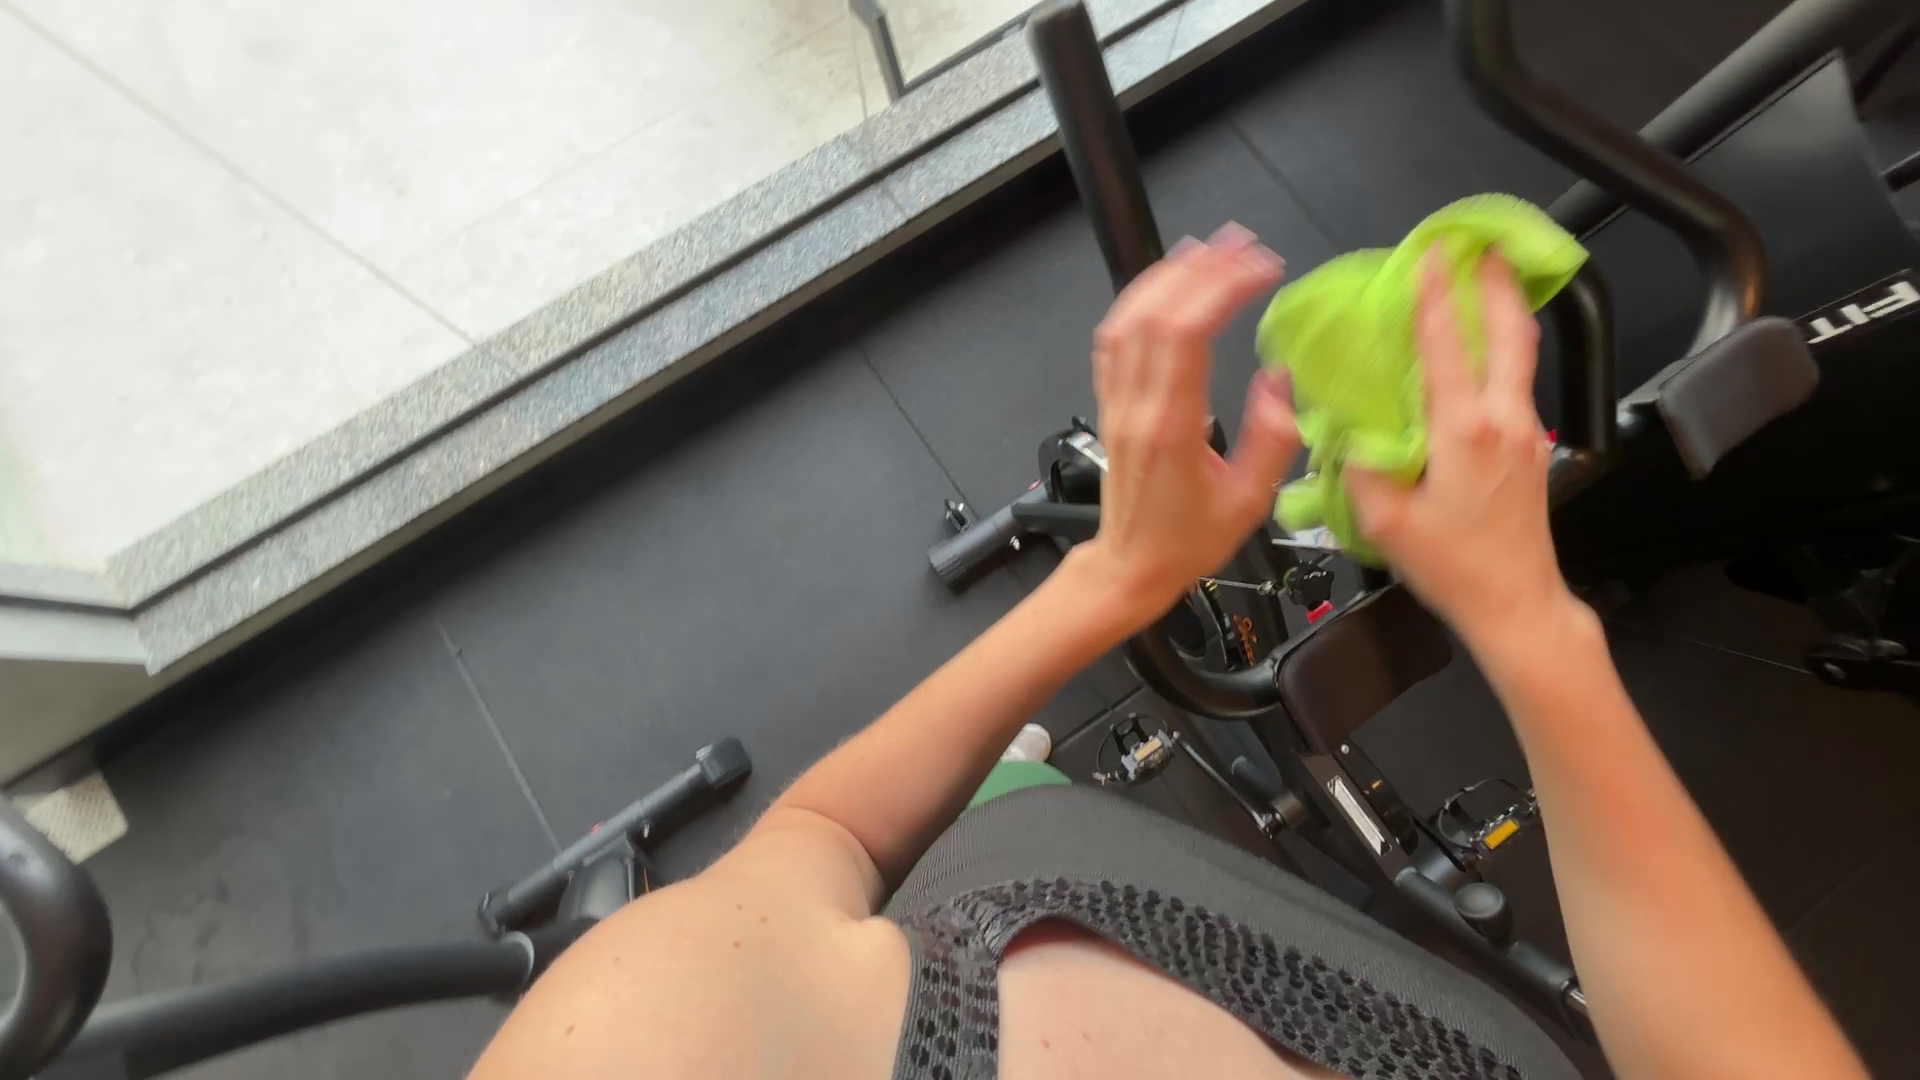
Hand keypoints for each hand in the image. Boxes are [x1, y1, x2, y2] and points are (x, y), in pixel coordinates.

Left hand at [1079, 223, 1298, 619]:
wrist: (1131, 565)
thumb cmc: (1186, 542)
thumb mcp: (1249, 502)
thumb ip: (1272, 438)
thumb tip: (1280, 379)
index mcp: (1171, 429)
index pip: (1185, 334)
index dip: (1221, 288)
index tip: (1262, 268)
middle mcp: (1137, 409)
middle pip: (1154, 315)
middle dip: (1199, 269)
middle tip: (1242, 246)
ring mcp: (1116, 406)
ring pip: (1126, 323)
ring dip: (1164, 278)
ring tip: (1205, 252)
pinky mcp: (1109, 408)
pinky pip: (1112, 345)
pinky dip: (1135, 306)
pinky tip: (1161, 288)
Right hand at [1344, 250, 1576, 647]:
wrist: (1515, 601)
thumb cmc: (1450, 565)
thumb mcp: (1384, 520)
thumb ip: (1361, 466)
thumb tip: (1346, 428)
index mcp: (1464, 434)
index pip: (1449, 349)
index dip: (1436, 298)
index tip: (1431, 255)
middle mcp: (1504, 423)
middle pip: (1510, 335)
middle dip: (1496, 284)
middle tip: (1480, 247)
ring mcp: (1525, 434)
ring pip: (1519, 356)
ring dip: (1502, 313)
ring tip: (1482, 283)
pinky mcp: (1528, 448)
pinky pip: (1513, 384)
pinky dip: (1498, 352)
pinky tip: (1476, 352)